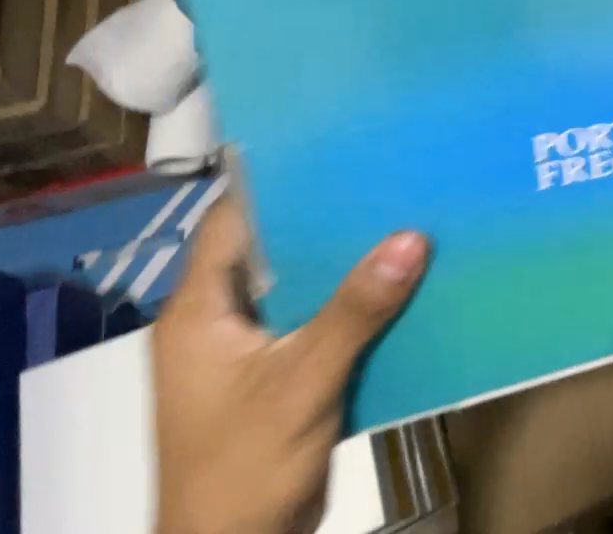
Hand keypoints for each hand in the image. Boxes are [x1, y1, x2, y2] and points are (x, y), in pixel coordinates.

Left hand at [153, 194, 429, 533]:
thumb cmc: (244, 465)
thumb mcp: (303, 382)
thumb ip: (356, 310)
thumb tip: (412, 237)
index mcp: (199, 313)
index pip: (229, 222)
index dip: (275, 181)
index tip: (335, 147)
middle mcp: (218, 321)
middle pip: (272, 248)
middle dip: (327, 217)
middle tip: (389, 177)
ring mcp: (249, 350)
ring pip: (302, 285)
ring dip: (349, 260)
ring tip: (408, 217)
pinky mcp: (279, 374)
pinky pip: (320, 319)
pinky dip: (356, 300)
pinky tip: (403, 282)